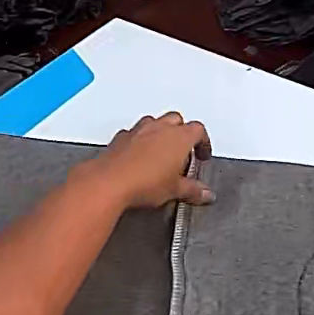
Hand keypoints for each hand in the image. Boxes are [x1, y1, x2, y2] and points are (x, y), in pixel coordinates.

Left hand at [74, 113, 213, 210]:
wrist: (109, 183)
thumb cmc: (143, 181)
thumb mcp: (175, 190)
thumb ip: (193, 190)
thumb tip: (204, 193)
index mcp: (180, 136)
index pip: (198, 130)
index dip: (203, 142)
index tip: (202, 154)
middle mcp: (160, 128)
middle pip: (177, 120)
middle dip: (182, 132)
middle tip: (183, 151)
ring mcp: (139, 131)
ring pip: (154, 122)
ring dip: (159, 132)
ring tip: (160, 152)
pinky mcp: (120, 139)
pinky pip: (133, 133)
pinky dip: (138, 141)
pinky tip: (138, 156)